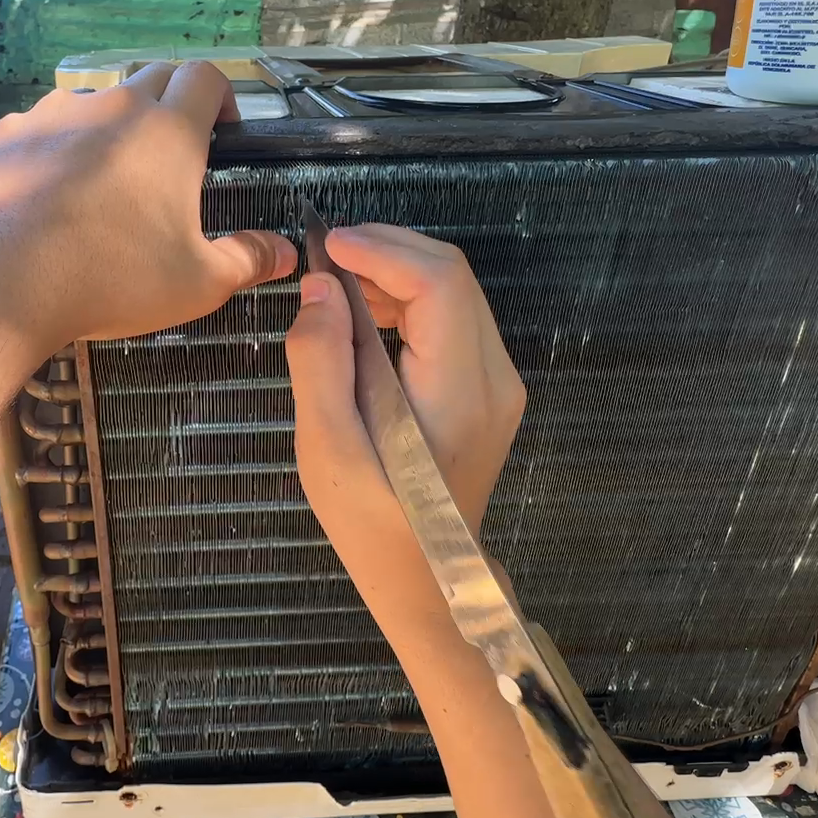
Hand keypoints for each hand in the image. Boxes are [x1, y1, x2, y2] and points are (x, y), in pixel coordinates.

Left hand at [0, 61, 295, 348]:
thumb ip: (248, 260)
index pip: (206, 76)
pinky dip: (60, 144)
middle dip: (172, 104)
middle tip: (173, 156)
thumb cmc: (112, 278)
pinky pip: (45, 125)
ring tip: (109, 176)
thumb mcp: (197, 283)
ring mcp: (54, 113)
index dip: (222, 95)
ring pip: (97, 98)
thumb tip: (287, 252)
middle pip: (153, 77)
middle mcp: (113, 106)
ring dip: (113, 123)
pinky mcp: (7, 133)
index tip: (223, 130)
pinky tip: (51, 190)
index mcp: (168, 131)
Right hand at [285, 226, 524, 625]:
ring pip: (453, 291)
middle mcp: (494, 378)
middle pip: (452, 277)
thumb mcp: (326, 445)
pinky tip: (365, 310)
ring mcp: (497, 381)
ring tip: (337, 277)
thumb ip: (320, 361)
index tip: (330, 244)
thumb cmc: (369, 519)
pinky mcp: (486, 386)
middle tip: (327, 252)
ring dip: (395, 270)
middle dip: (388, 249)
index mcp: (458, 393)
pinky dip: (406, 298)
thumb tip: (321, 287)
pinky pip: (450, 318)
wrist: (427, 573)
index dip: (385, 251)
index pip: (440, 285)